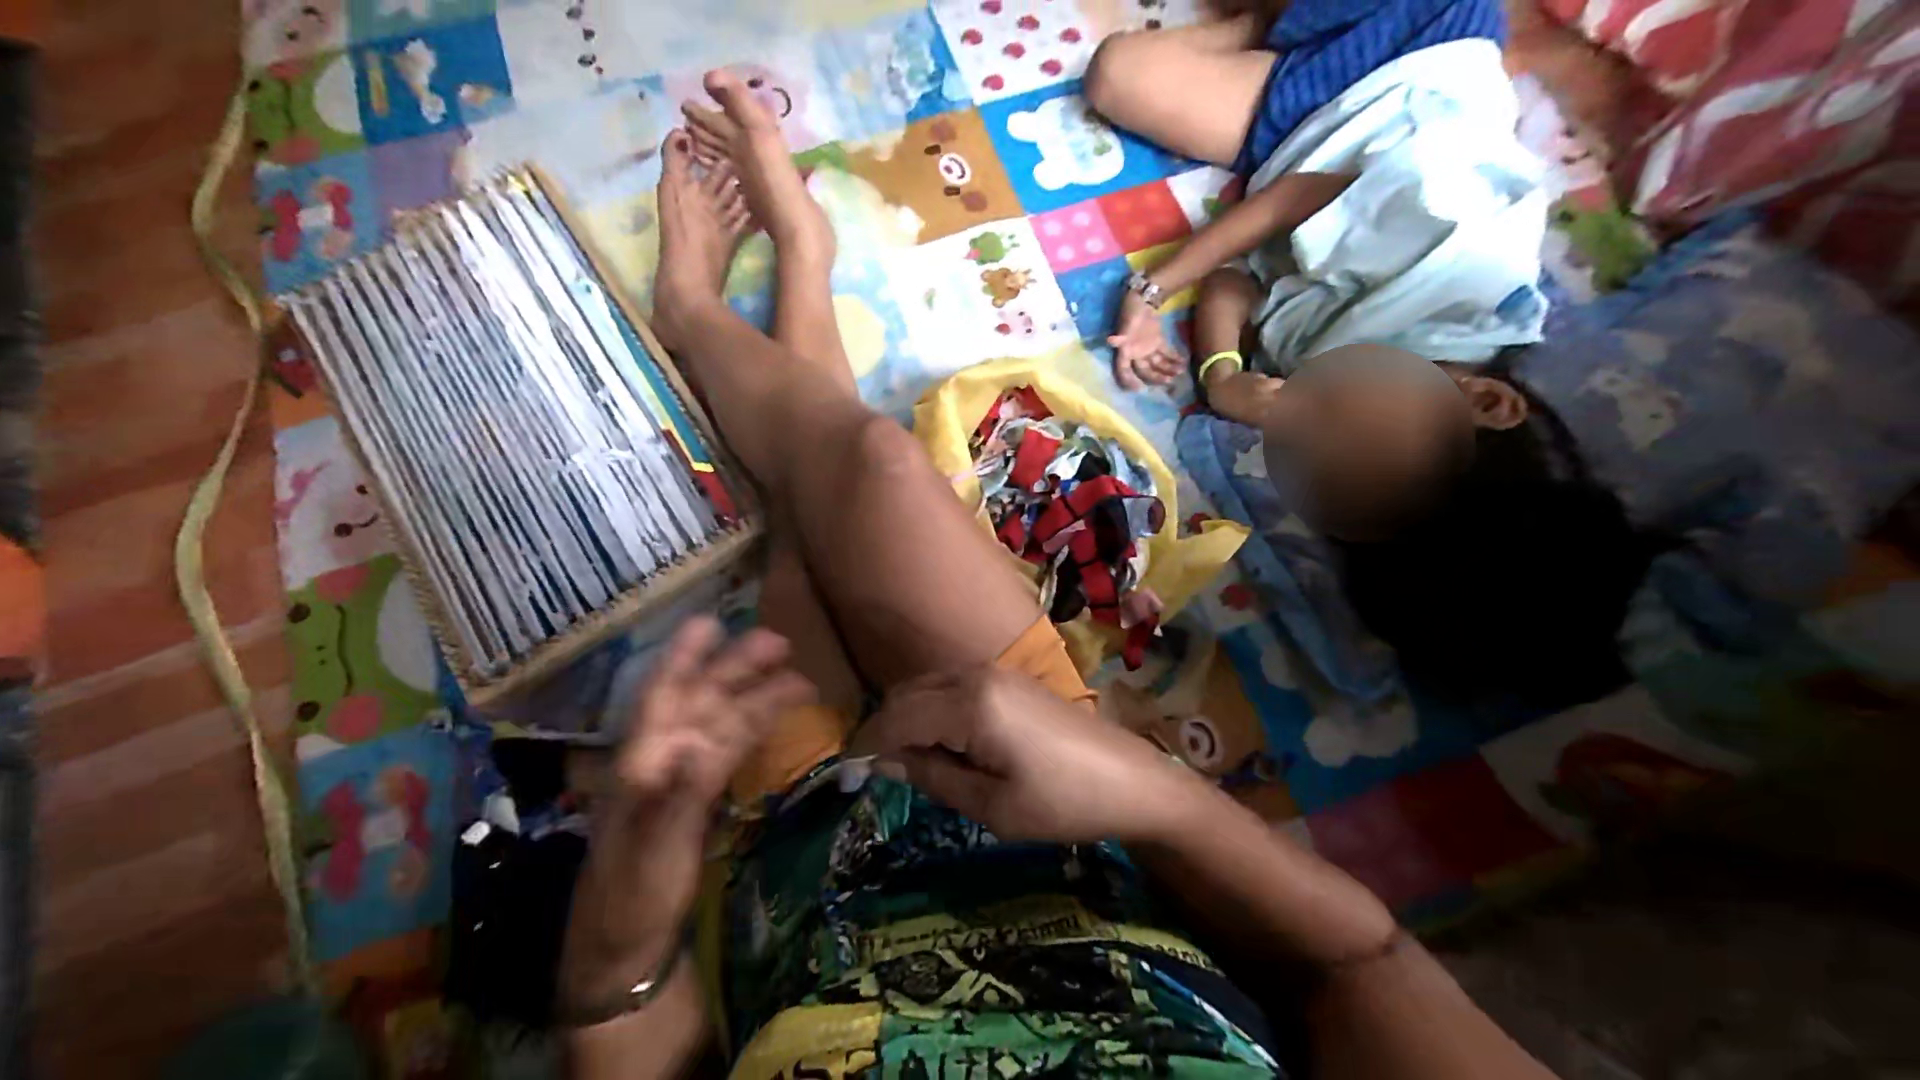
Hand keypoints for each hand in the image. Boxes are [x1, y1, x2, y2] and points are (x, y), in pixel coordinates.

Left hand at [562, 618, 813, 1002]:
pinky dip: (749, 729)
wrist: (625, 945)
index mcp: (641, 761)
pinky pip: (727, 750)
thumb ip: (677, 797)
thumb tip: (699, 746)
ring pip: (720, 722)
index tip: (711, 622)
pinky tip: (766, 718)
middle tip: (779, 642)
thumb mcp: (653, 851)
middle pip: (702, 700)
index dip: (684, 656)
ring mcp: (680, 777)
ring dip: (753, 696)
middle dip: (736, 668)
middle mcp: (661, 758)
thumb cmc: (632, 896)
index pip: (664, 695)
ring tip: (794, 677)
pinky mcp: (697, 797)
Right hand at [848, 666, 1207, 843]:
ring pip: (928, 685)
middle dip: (886, 729)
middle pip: (907, 694)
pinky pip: (952, 685)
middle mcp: (977, 674)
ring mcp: (996, 671)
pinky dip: (934, 709)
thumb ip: (933, 778)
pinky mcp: (1010, 678)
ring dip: (910, 718)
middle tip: (882, 775)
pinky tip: (946, 743)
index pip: (897, 717)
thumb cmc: (1063, 802)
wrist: (1132, 780)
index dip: (869, 745)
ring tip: (913, 765)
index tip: (850, 774)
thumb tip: (885, 764)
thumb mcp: (993, 807)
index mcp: (971, 705)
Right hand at [1110, 290, 1180, 389]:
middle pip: (1144, 370)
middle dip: (1156, 377)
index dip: (1128, 380)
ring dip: (1167, 369)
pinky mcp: (1157, 342)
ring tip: (1179, 372)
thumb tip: (1110, 341)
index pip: (1124, 370)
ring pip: (1157, 364)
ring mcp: (1147, 349)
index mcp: (1125, 351)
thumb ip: (1121, 335)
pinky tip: (1182, 363)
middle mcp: (1135, 354)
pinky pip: (1166, 354)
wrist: (1143, 297)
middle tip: (1169, 381)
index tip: (1137, 389)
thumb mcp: (1126, 323)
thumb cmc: (1131, 310)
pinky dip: (1174, 359)